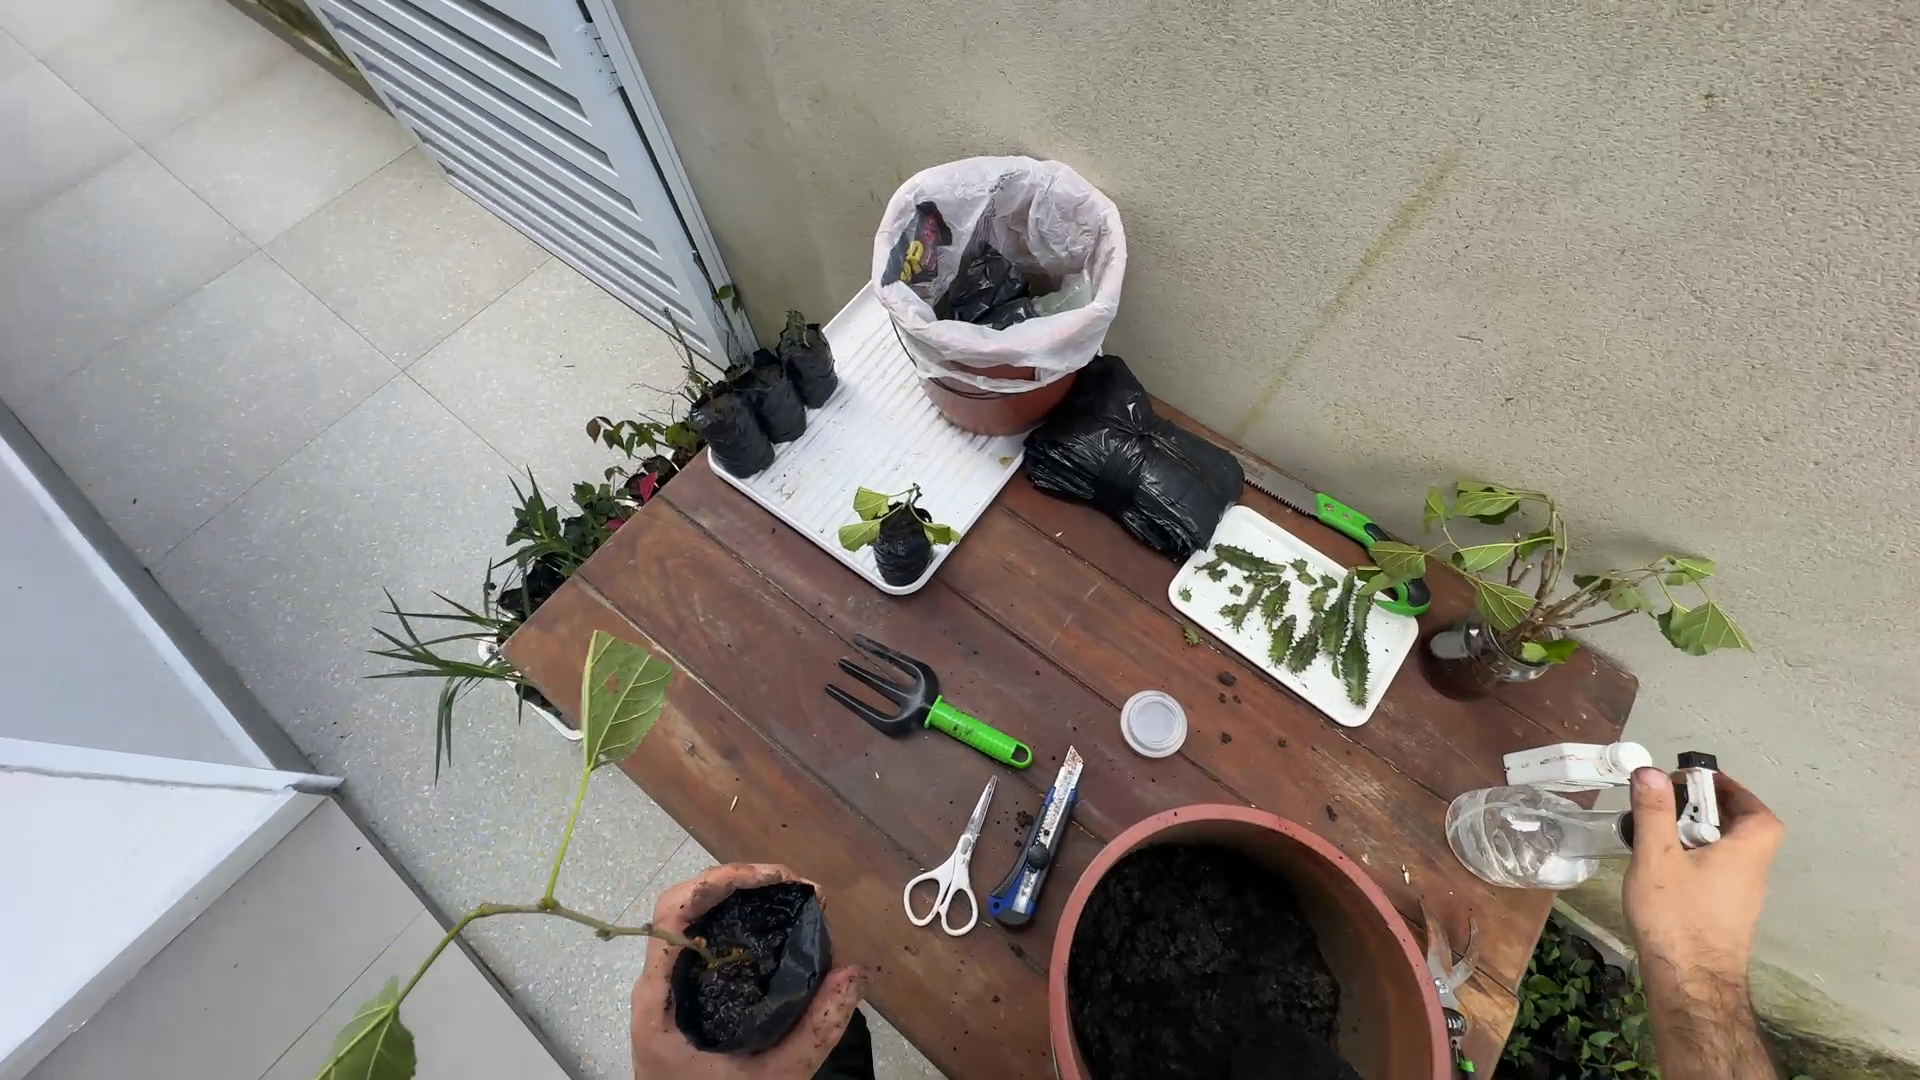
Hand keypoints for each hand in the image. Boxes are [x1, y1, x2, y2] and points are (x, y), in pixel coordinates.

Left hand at [631, 863, 866, 1079]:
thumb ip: (813, 1031)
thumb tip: (854, 972)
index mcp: (660, 998)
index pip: (673, 912)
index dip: (718, 881)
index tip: (773, 880)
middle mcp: (660, 981)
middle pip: (689, 902)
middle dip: (743, 881)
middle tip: (797, 888)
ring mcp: (672, 983)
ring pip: (700, 913)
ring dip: (745, 894)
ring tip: (794, 897)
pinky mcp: (687, 990)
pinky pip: (710, 935)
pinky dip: (744, 917)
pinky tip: (779, 924)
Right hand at [1623, 768, 1783, 987]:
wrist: (1688, 974)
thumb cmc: (1675, 911)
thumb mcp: (1656, 855)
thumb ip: (1654, 812)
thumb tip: (1651, 770)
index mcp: (1744, 855)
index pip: (1760, 816)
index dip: (1735, 792)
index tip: (1697, 779)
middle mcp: (1749, 872)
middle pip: (1741, 830)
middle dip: (1705, 806)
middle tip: (1665, 797)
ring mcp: (1736, 893)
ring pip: (1724, 849)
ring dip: (1693, 829)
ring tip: (1651, 825)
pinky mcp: (1720, 907)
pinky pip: (1712, 866)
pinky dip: (1689, 851)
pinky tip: (1657, 859)